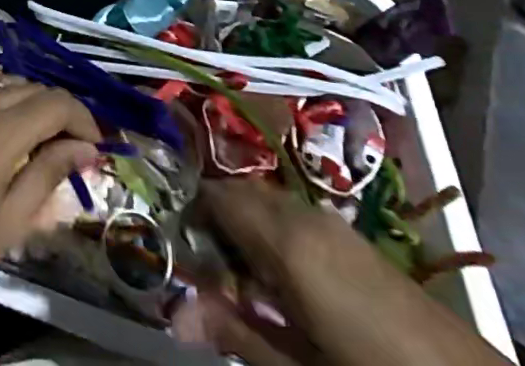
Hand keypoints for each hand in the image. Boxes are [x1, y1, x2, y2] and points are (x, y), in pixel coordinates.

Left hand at [0, 65, 100, 351]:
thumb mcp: (9, 220)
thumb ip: (50, 172)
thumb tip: (88, 147)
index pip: (57, 104)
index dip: (84, 120)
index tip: (94, 144)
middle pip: (34, 88)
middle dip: (60, 112)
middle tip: (69, 143)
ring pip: (6, 78)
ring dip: (29, 99)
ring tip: (37, 130)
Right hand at [183, 178, 505, 365]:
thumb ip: (234, 330)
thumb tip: (172, 313)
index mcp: (285, 238)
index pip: (219, 196)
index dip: (190, 212)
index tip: (173, 242)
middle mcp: (304, 214)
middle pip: (242, 193)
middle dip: (215, 218)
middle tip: (199, 262)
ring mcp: (332, 222)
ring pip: (268, 203)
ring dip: (244, 225)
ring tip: (234, 274)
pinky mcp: (352, 237)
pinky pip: (294, 216)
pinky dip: (272, 231)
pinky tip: (276, 277)